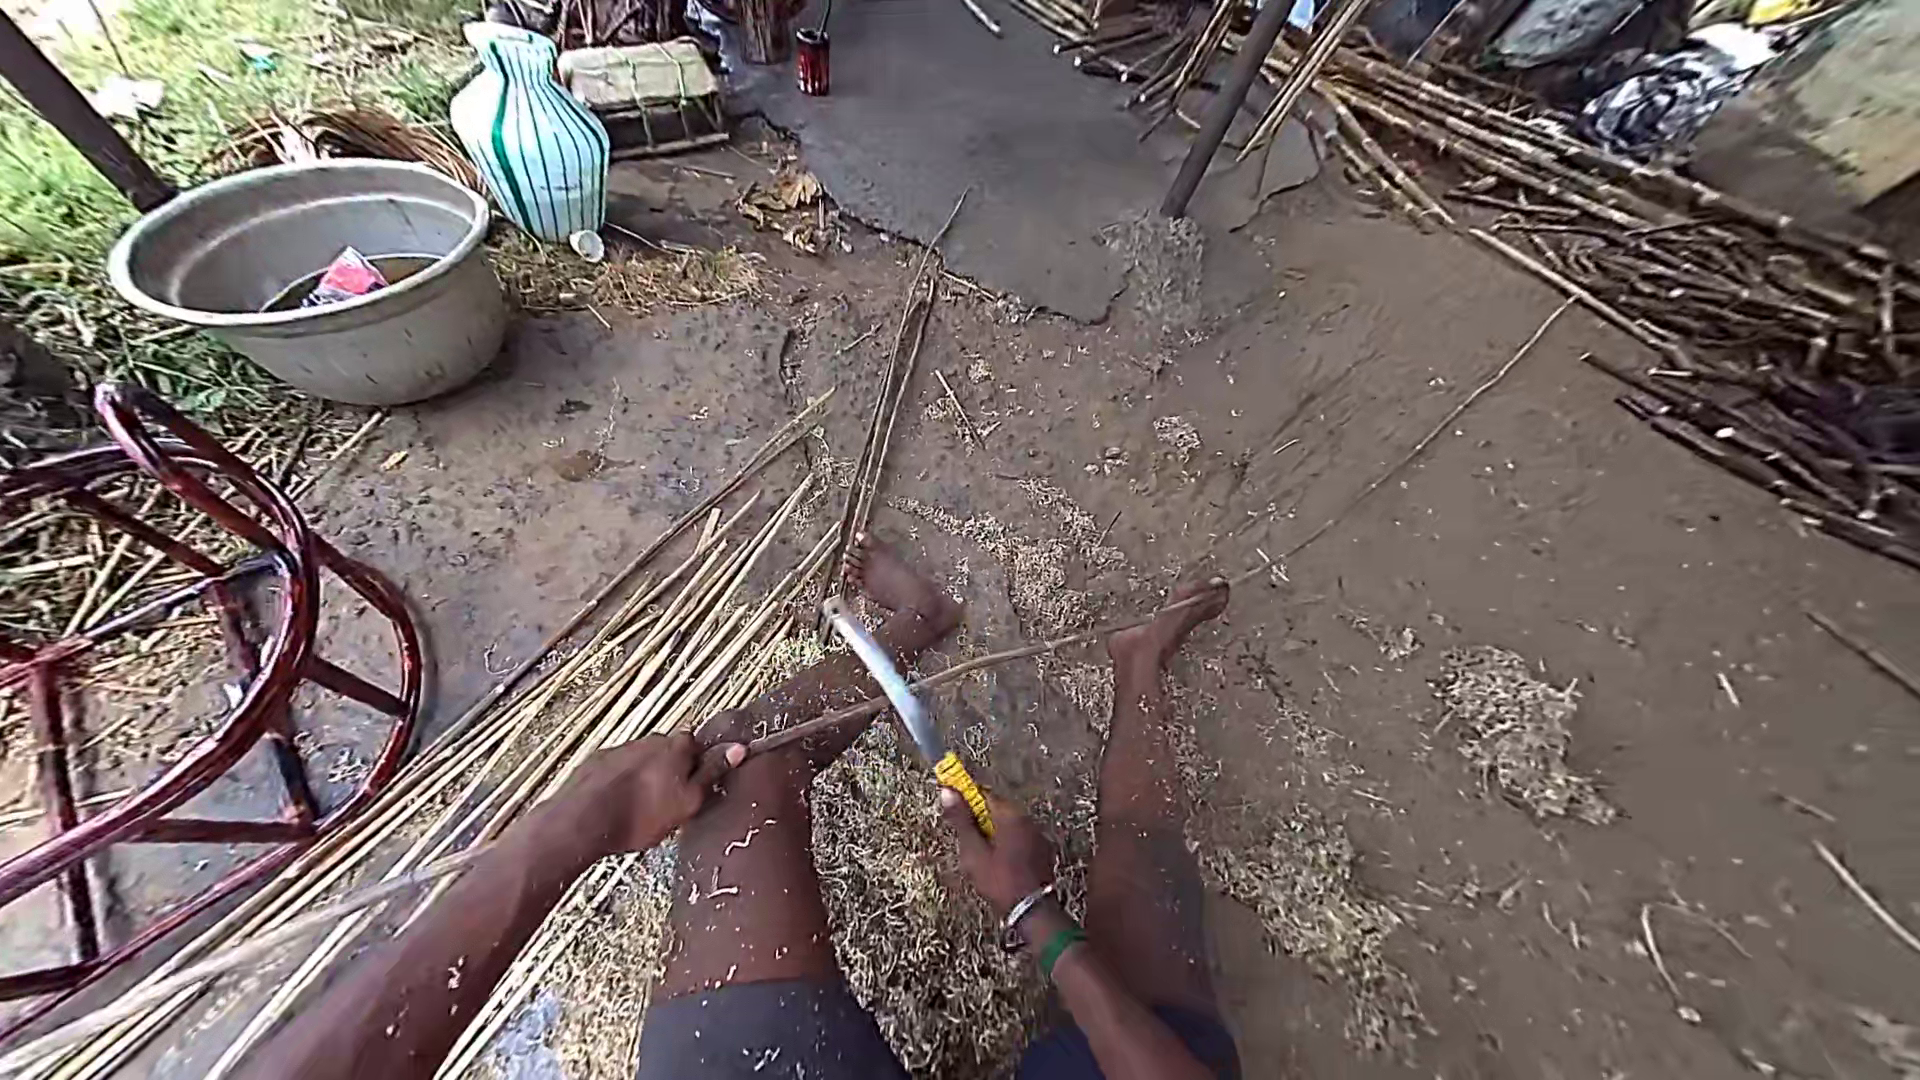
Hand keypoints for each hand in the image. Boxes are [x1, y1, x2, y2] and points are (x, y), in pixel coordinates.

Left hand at [547, 733, 744, 861]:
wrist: (579, 823)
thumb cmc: (640, 814)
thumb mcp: (689, 801)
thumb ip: (714, 772)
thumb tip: (739, 748)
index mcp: (678, 745)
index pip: (700, 747)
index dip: (699, 768)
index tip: (695, 789)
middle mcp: (651, 739)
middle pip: (670, 753)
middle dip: (671, 773)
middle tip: (668, 805)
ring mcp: (621, 749)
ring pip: (643, 762)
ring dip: (645, 779)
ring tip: (639, 812)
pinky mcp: (594, 763)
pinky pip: (616, 771)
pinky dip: (619, 785)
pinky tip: (615, 809)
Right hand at [937, 788, 1055, 917]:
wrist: (1032, 912)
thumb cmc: (999, 880)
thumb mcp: (974, 851)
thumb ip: (961, 820)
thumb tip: (948, 791)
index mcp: (1009, 814)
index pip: (984, 794)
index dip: (967, 801)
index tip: (956, 814)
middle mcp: (1027, 817)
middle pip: (998, 808)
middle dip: (981, 819)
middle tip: (968, 841)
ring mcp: (1038, 833)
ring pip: (1010, 823)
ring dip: (995, 831)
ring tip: (983, 855)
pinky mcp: (1044, 849)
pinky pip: (1021, 837)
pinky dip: (1010, 842)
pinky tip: (1002, 863)